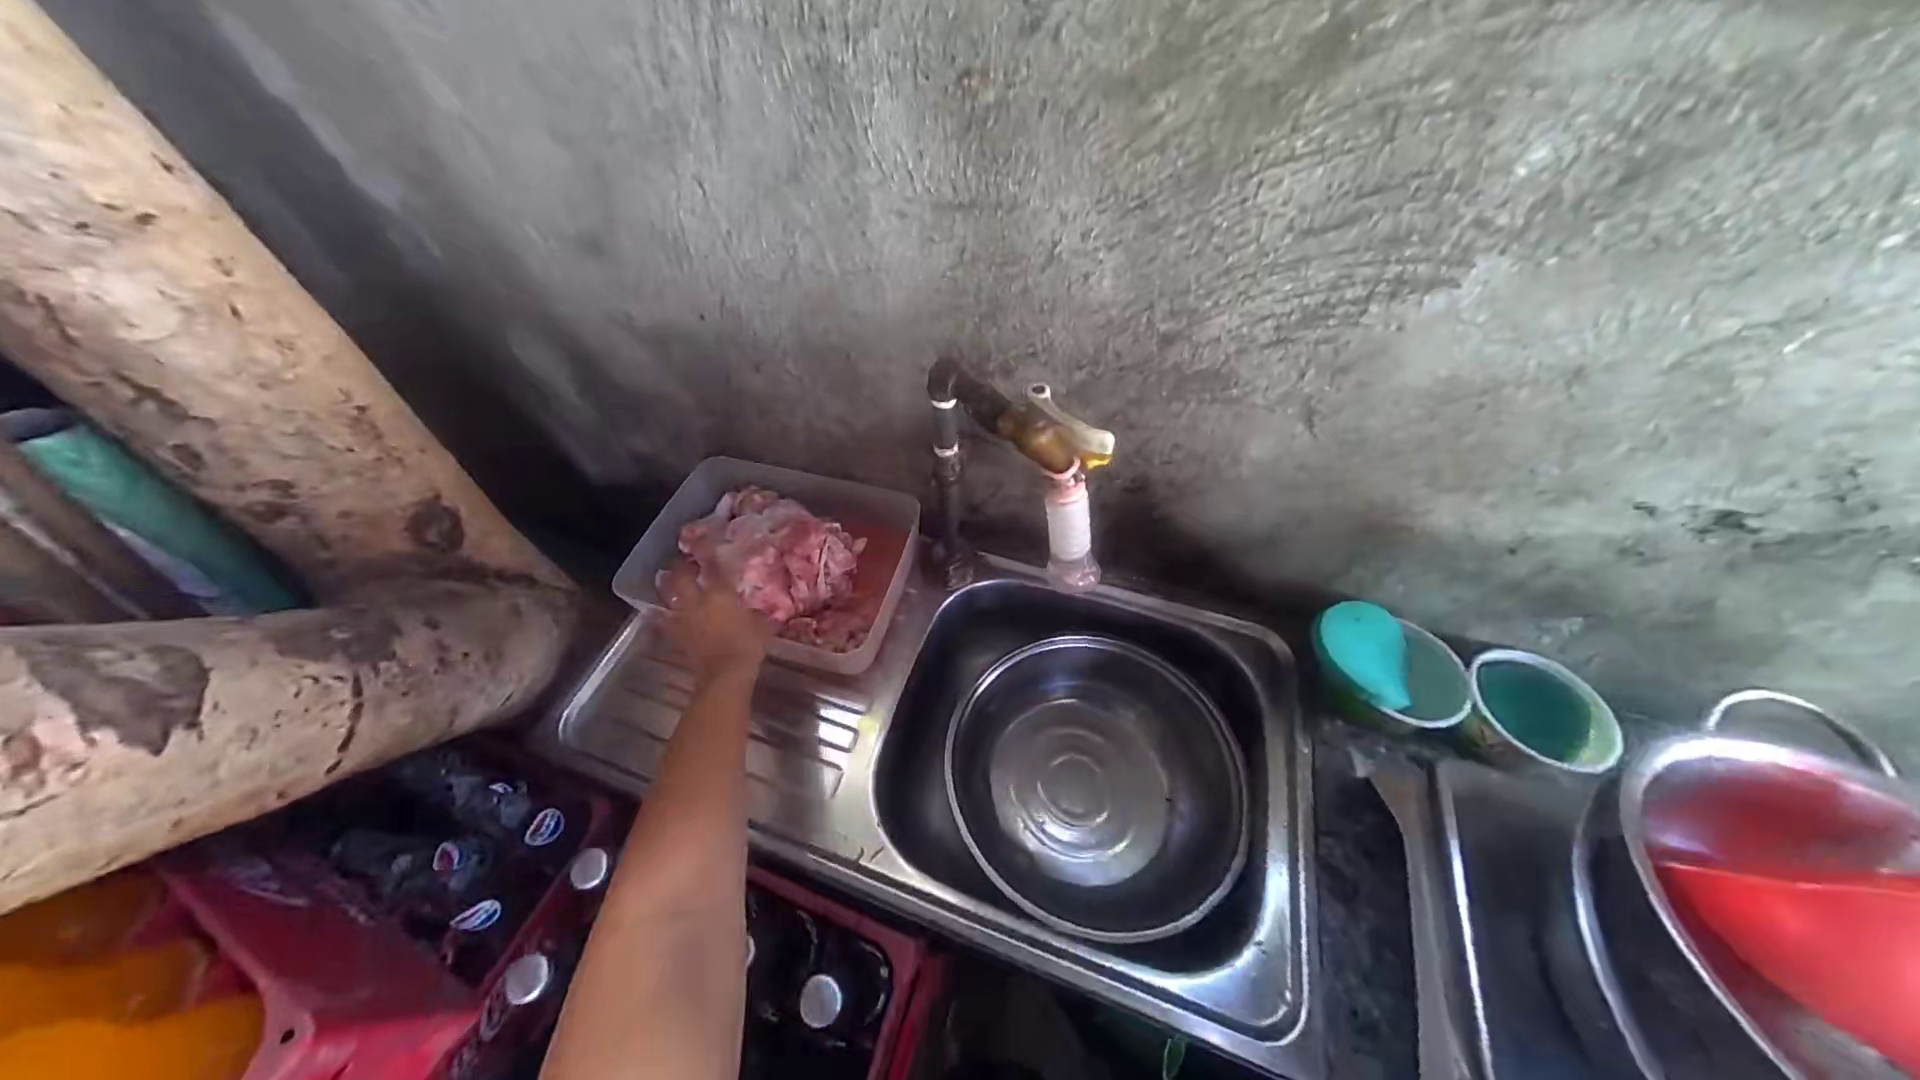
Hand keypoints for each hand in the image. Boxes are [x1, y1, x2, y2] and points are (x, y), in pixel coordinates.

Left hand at [658, 560, 772, 680]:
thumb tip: (757, 608)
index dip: (708, 553)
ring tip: (677, 586)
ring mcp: (684, 618)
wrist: (725, 674)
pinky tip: (673, 613)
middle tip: (688, 565)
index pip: (713, 567)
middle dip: (682, 568)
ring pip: (670, 596)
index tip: (707, 544)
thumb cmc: (748, 645)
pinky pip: (668, 620)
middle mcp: (697, 601)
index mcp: (720, 593)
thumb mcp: (762, 626)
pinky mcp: (677, 636)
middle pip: (681, 578)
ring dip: (671, 589)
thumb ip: (757, 613)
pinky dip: (669, 614)